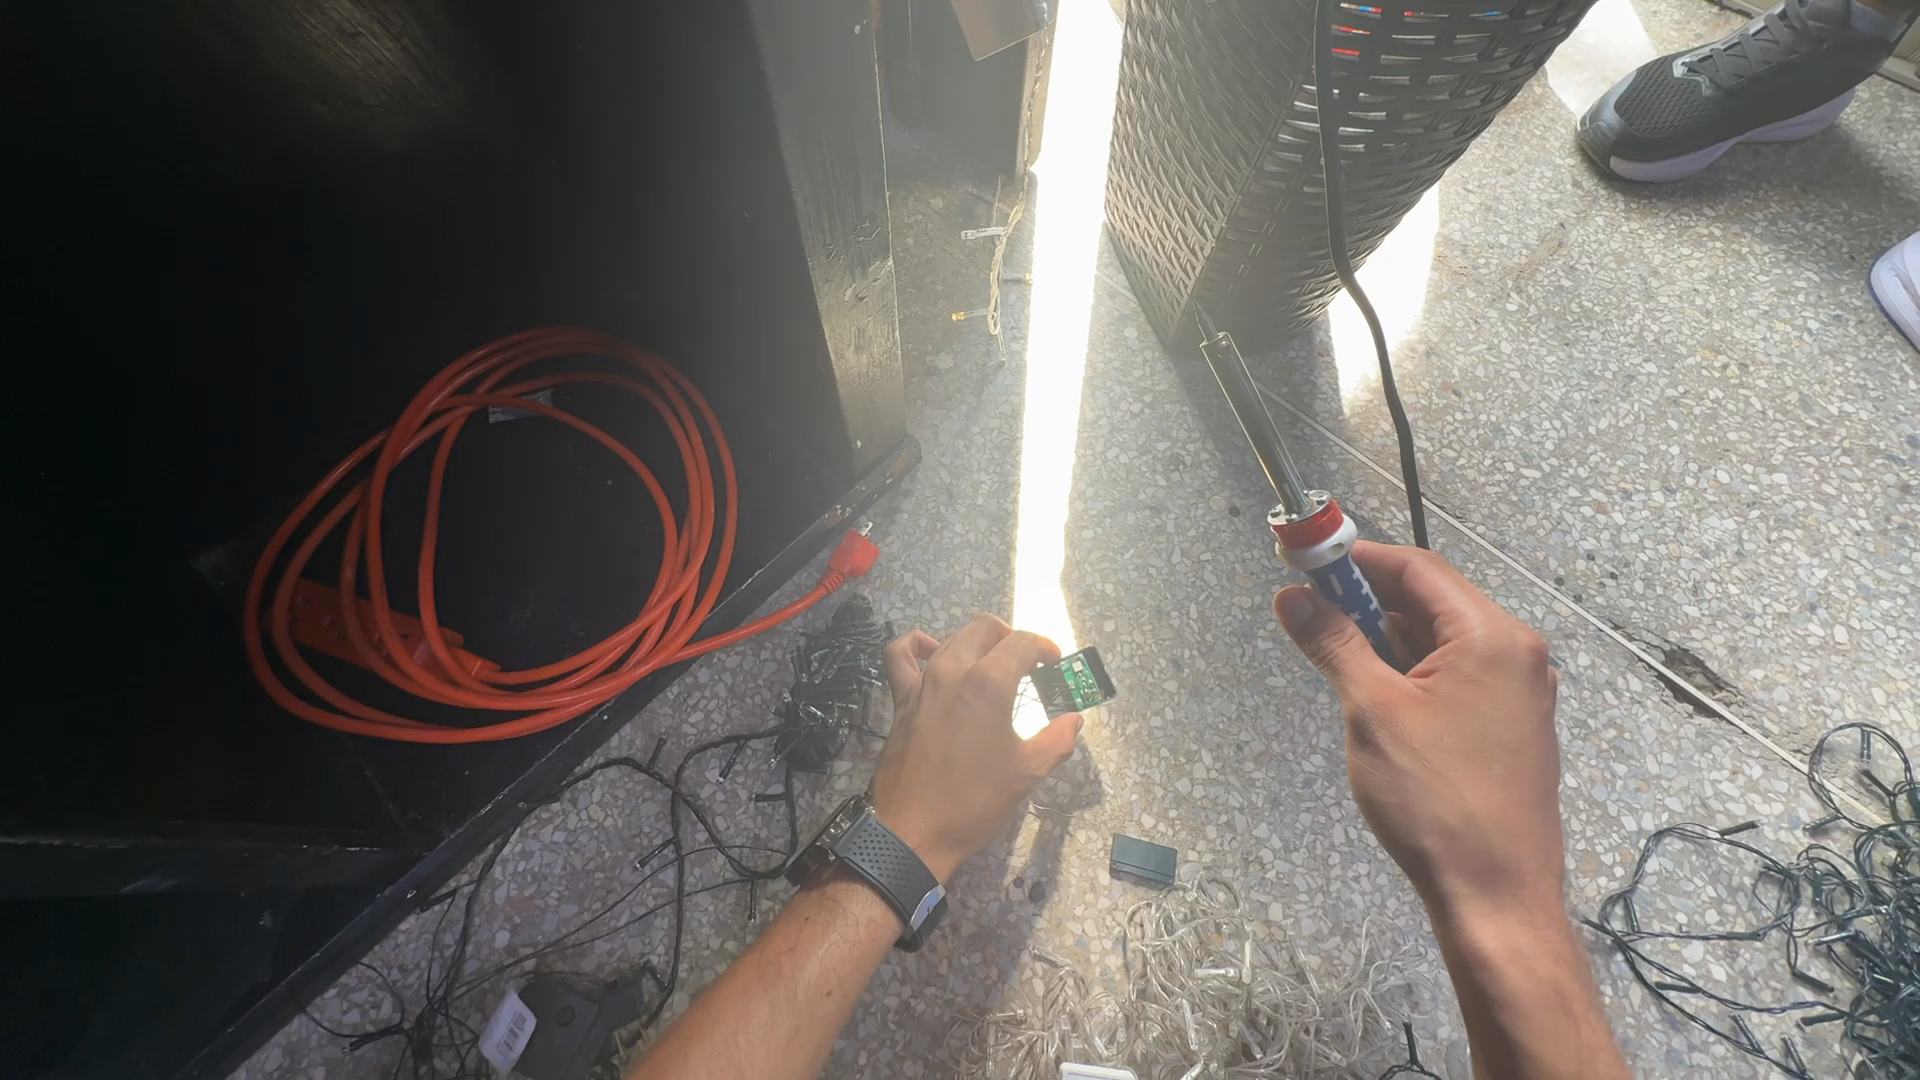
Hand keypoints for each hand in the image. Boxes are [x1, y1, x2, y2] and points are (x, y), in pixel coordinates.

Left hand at [868, 615, 1082, 881]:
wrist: (913, 832)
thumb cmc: (974, 801)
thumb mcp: (1026, 773)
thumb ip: (1057, 740)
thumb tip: (1074, 720)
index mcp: (988, 683)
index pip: (1022, 643)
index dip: (1044, 647)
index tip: (1054, 663)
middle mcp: (953, 670)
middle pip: (984, 628)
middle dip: (1011, 637)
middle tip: (1027, 663)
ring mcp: (922, 681)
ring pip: (950, 638)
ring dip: (976, 643)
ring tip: (990, 665)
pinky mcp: (901, 698)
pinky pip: (900, 656)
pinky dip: (916, 646)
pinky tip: (931, 654)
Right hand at [1274, 541, 1565, 923]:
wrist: (1494, 895)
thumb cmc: (1433, 794)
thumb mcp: (1371, 709)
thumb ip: (1332, 642)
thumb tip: (1290, 596)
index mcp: (1492, 637)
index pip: (1417, 569)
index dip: (1356, 559)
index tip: (1303, 563)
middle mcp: (1513, 653)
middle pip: (1427, 600)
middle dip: (1363, 600)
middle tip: (1309, 615)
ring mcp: (1513, 691)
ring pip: (1433, 638)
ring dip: (1379, 637)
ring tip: (1334, 659)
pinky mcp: (1502, 723)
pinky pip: (1446, 672)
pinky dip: (1402, 669)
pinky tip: (1370, 694)